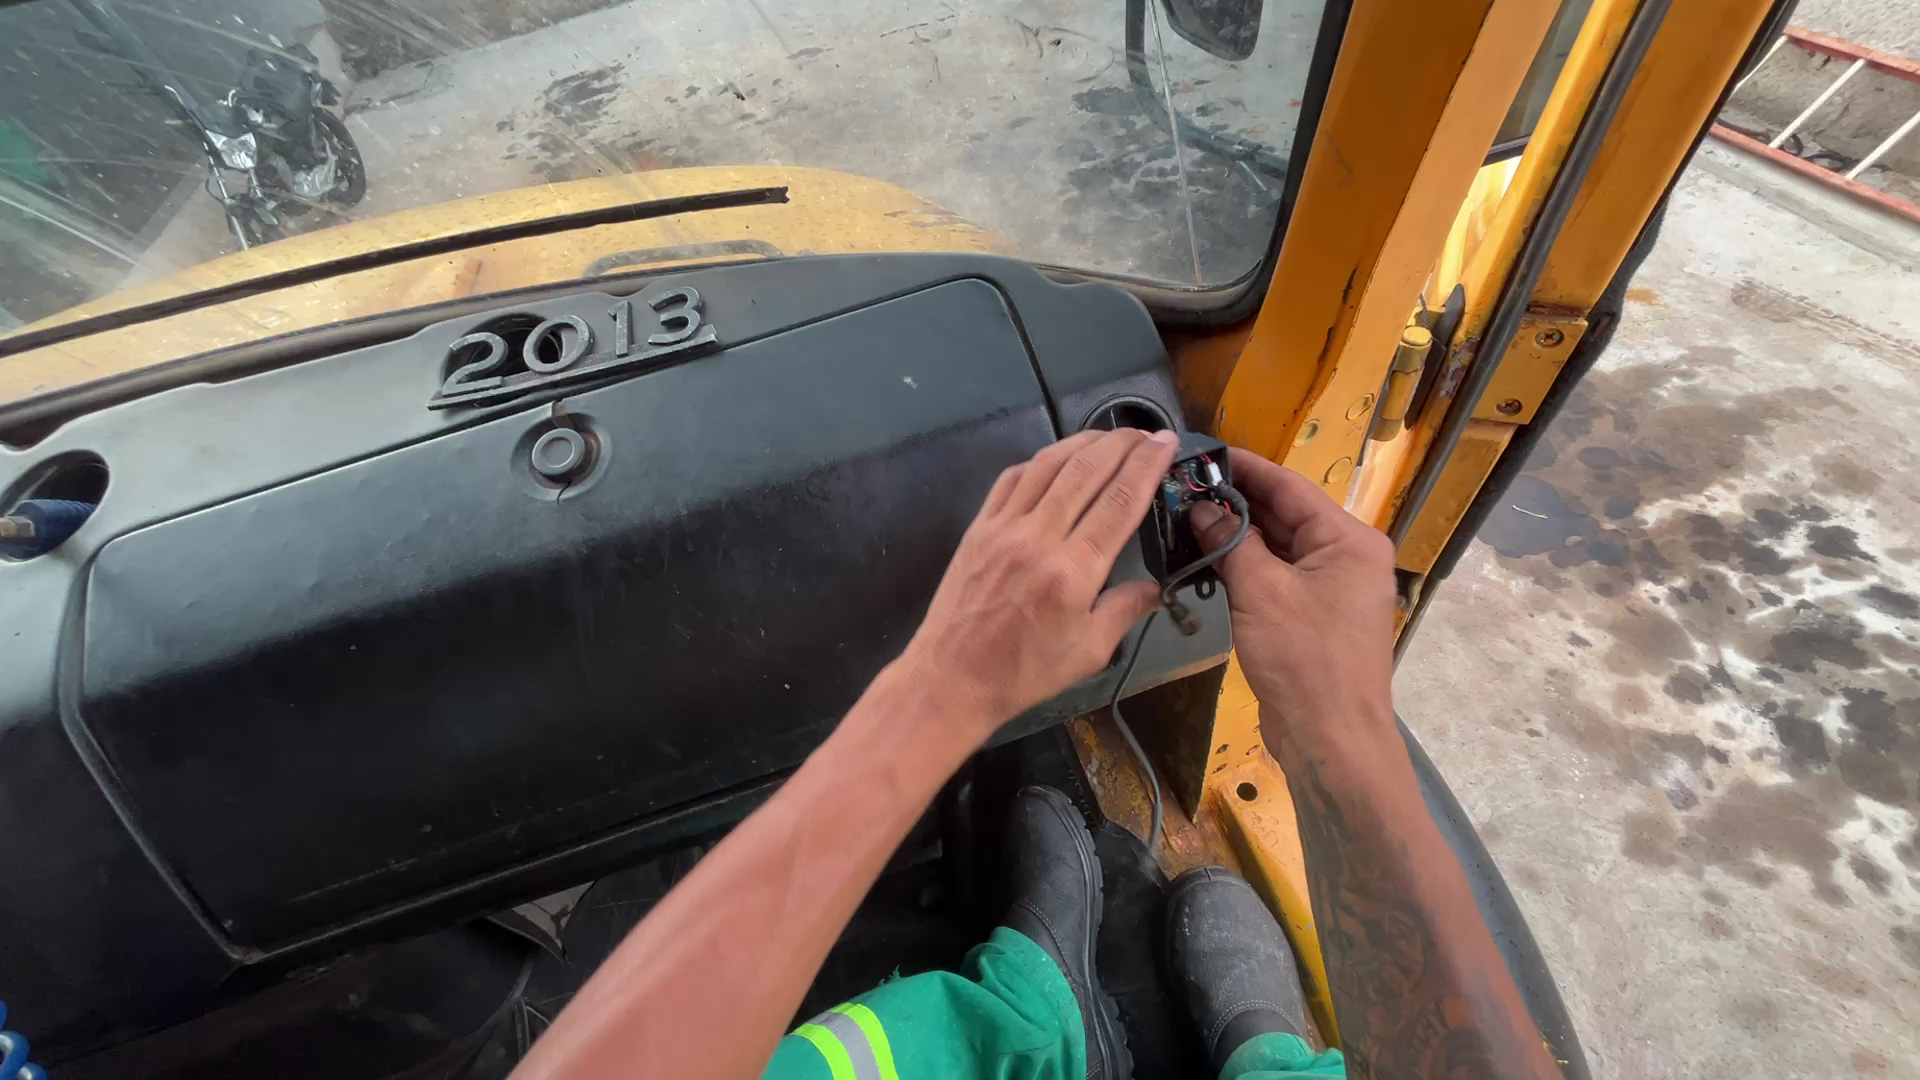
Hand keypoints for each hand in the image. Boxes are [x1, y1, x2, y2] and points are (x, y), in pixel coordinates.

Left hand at [897, 428, 1179, 739]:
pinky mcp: (978, 527)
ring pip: (1048, 465)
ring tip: (1109, 436)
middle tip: (1146, 432)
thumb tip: (1157, 586)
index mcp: (1073, 571)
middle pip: (1087, 471)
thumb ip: (1126, 610)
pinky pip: (1011, 479)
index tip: (1167, 443)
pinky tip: (1057, 459)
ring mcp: (1003, 527)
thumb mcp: (1089, 652)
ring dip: (1083, 442)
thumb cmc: (1024, 672)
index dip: (1148, 465)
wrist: (951, 677)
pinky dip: (1040, 461)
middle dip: (1122, 443)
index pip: (1120, 502)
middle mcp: (1038, 537)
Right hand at [1189, 448, 1397, 751]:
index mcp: (1347, 540)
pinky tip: (1204, 554)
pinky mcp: (1309, 613)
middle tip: (1182, 486)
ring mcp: (1327, 586)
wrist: (1330, 737)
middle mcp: (1343, 556)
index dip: (1245, 467)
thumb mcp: (1261, 591)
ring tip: (1184, 513)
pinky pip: (1273, 574)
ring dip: (1234, 533)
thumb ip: (1229, 541)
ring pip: (1275, 545)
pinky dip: (1242, 564)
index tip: (1203, 452)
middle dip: (1233, 501)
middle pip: (1282, 514)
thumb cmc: (1303, 658)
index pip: (1289, 486)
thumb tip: (1198, 507)